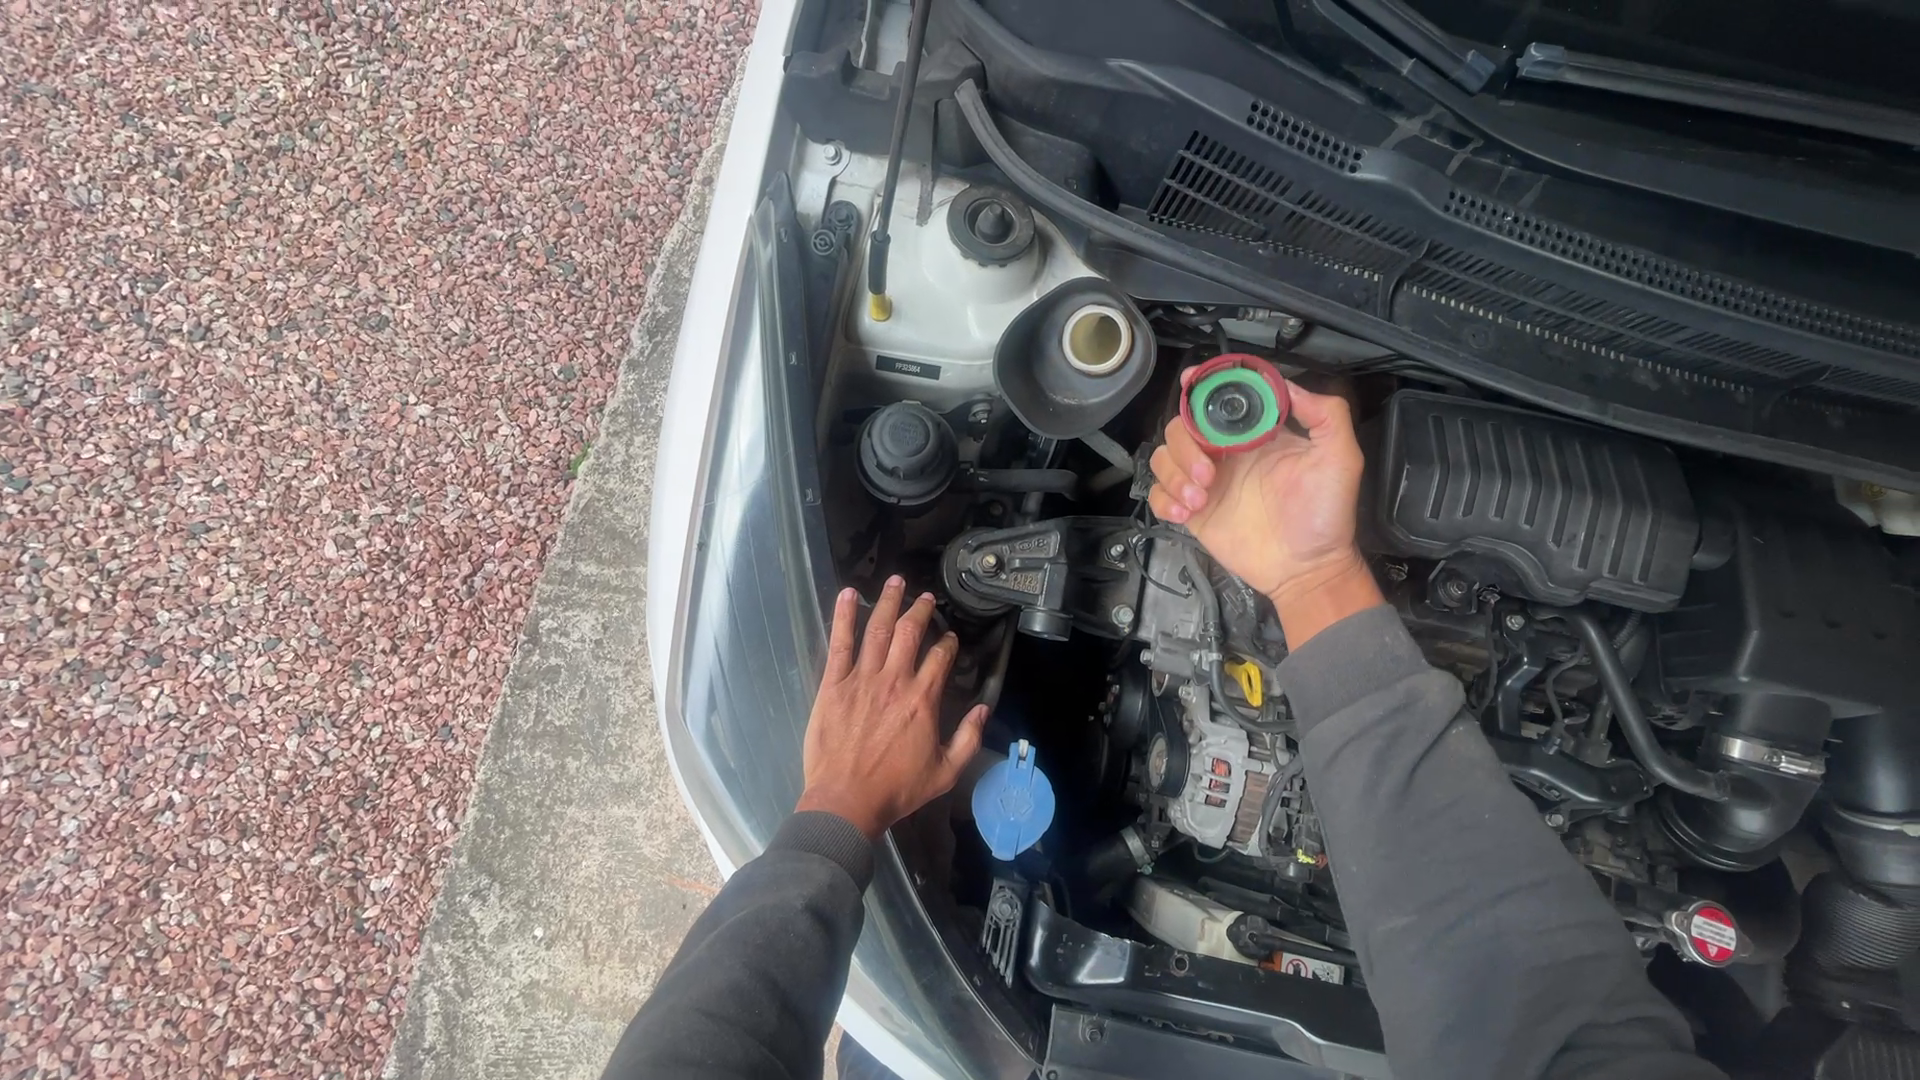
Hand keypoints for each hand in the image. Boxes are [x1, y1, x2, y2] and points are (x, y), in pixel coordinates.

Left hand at [795, 576, 989, 838]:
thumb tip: (983, 709)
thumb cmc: (896, 789)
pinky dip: (843, 616)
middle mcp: (894, 680)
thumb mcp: (945, 772)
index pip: (940, 657)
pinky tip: (847, 594)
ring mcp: (861, 679)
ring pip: (876, 629)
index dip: (948, 642)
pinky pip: (839, 643)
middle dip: (920, 610)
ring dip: (887, 602)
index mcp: (922, 699)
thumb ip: (969, 738)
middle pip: (909, 633)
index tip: (949, 637)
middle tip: (925, 597)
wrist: (846, 802)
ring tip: (894, 581)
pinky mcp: (833, 685)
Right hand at [1148, 381, 1383, 646]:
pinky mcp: (1191, 512)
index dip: (1200, 389)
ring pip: (1163, 458)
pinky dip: (1164, 499)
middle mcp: (1225, 455)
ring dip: (1174, 474)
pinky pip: (1158, 495)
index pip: (1217, 403)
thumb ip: (1325, 414)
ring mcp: (1204, 484)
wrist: (1306, 569)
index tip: (1189, 382)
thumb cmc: (1325, 515)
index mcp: (1254, 437)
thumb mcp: (1340, 457)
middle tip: (1209, 474)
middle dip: (1185, 446)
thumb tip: (1288, 385)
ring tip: (1199, 499)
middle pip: (1180, 428)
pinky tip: (1186, 513)